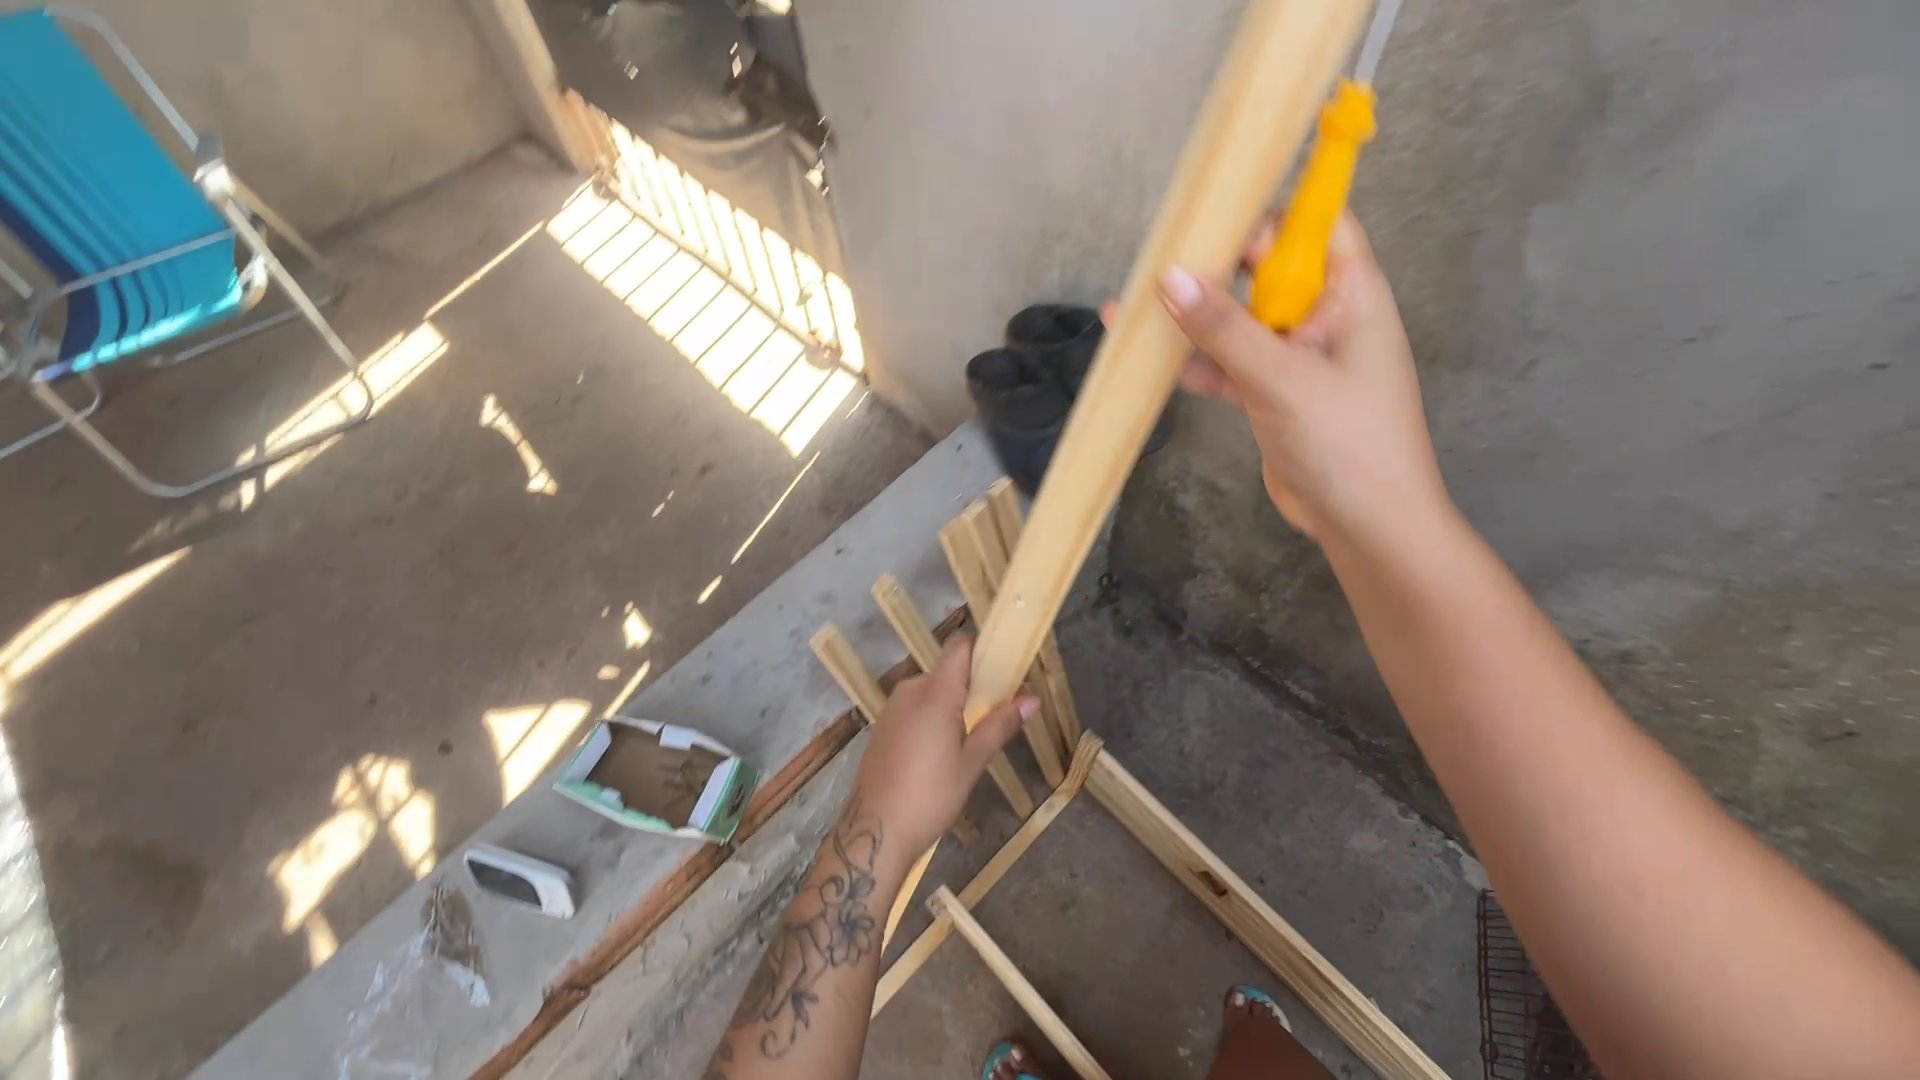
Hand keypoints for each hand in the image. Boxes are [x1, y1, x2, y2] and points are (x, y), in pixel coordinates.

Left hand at [851, 636, 1035, 856]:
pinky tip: (942, 751)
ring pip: (931, 691)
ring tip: (973, 739)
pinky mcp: (882, 727)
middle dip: (974, 686)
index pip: (960, 648)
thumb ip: (999, 725)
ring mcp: (892, 708)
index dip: (983, 651)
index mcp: (934, 693)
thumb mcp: (971, 763)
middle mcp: (910, 691)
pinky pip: (915, 708)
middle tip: (999, 714)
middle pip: (948, 671)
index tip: (1007, 670)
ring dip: (953, 704)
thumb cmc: (929, 797)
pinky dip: (933, 717)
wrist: (873, 832)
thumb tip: (1032, 699)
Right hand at [1156, 212, 1448, 544]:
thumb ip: (1224, 328)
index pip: (1316, 224)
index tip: (1214, 204)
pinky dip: (1198, 362)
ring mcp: (1296, 358)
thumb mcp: (1282, 378)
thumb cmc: (1346, 441)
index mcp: (1350, 294)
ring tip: (1139, 304)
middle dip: (1218, 263)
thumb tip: (1169, 277)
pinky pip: (1229, 364)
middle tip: (1161, 256)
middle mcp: (1323, 317)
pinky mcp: (1271, 394)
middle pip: (1268, 270)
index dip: (1271, 210)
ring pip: (1241, 320)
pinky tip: (1155, 357)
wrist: (1365, 524)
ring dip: (1198, 316)